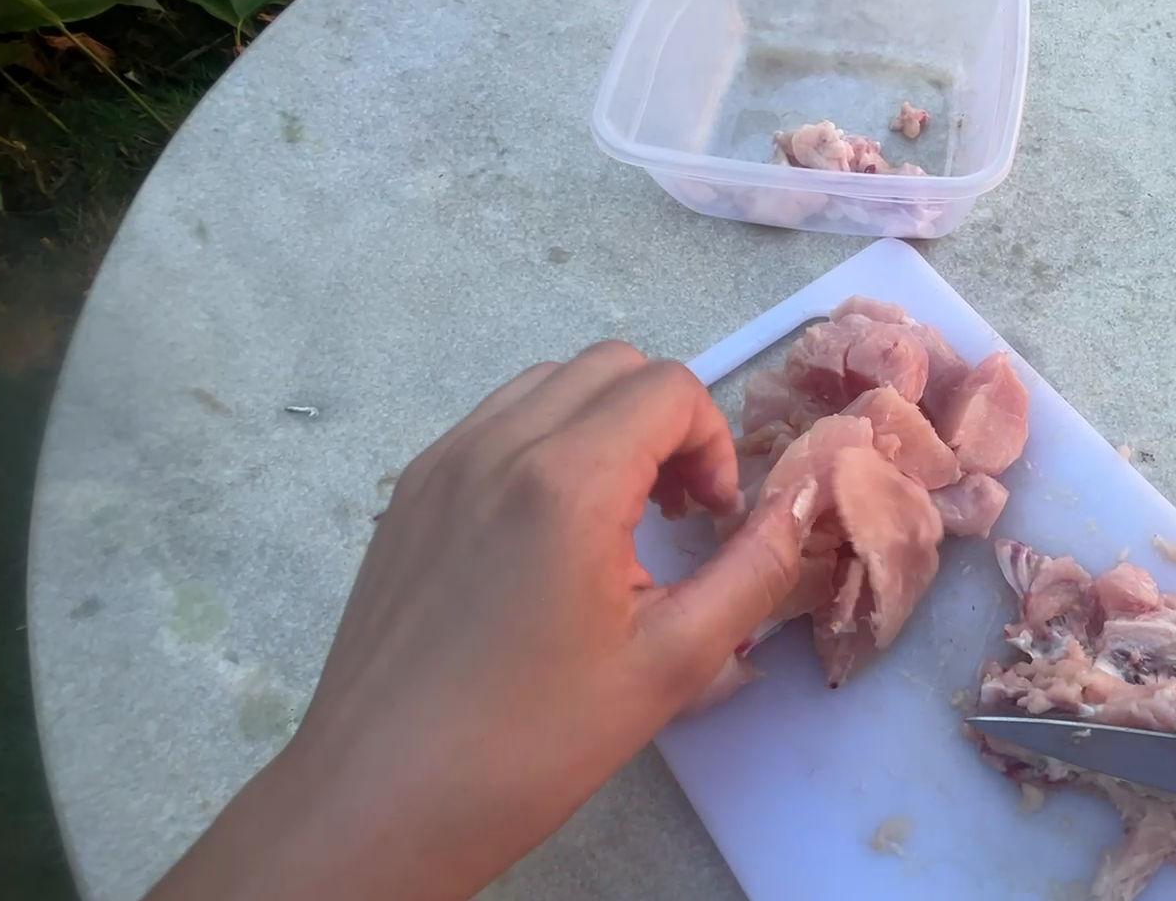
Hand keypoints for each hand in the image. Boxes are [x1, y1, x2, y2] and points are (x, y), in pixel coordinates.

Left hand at [146, 343, 813, 900]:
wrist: (373, 809)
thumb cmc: (537, 739)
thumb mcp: (679, 659)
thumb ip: (759, 566)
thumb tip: (803, 497)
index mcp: (567, 481)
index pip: (672, 388)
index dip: (714, 441)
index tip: (710, 514)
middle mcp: (499, 444)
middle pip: (618, 365)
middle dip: (670, 420)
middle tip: (675, 504)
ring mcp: (444, 458)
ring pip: (558, 379)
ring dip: (613, 420)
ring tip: (619, 505)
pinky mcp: (411, 486)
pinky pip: (505, 414)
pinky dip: (556, 434)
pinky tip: (555, 519)